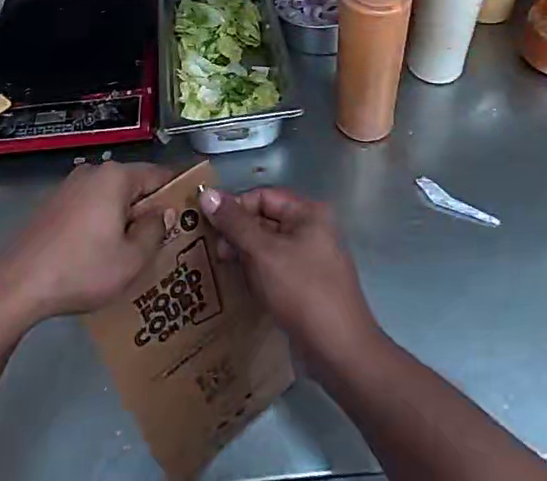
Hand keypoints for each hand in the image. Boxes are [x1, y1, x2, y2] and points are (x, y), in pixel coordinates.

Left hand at [0, 162, 174, 322]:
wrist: (18, 282)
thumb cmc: (82, 268)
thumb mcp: (131, 259)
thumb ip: (156, 231)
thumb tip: (165, 212)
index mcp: (116, 177)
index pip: (159, 175)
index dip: (178, 193)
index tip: (191, 215)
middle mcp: (93, 172)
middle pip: (134, 185)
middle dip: (150, 209)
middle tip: (165, 240)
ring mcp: (69, 187)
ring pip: (111, 198)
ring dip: (124, 218)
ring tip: (134, 251)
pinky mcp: (53, 204)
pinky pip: (90, 207)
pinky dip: (101, 223)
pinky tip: (100, 253)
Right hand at [200, 185, 381, 364]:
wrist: (340, 352)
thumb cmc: (302, 292)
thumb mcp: (263, 253)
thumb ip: (234, 223)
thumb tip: (206, 194)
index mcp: (308, 213)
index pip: (263, 196)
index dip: (235, 207)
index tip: (210, 225)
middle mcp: (312, 230)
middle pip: (265, 219)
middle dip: (239, 234)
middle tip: (217, 252)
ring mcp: (311, 260)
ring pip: (268, 247)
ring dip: (246, 255)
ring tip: (227, 269)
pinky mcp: (307, 286)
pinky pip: (275, 269)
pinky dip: (258, 274)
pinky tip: (246, 287)